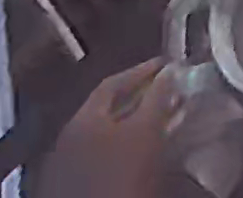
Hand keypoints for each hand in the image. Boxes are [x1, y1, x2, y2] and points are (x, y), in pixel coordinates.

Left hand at [37, 59, 180, 197]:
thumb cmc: (125, 167)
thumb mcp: (147, 127)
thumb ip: (158, 94)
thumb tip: (169, 71)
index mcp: (82, 121)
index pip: (111, 85)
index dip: (141, 70)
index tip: (166, 63)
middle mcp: (73, 137)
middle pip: (111, 105)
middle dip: (143, 92)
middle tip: (168, 83)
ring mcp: (76, 160)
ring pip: (113, 127)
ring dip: (141, 113)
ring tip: (168, 106)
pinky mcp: (85, 178)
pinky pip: (112, 145)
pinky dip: (133, 134)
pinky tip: (153, 135)